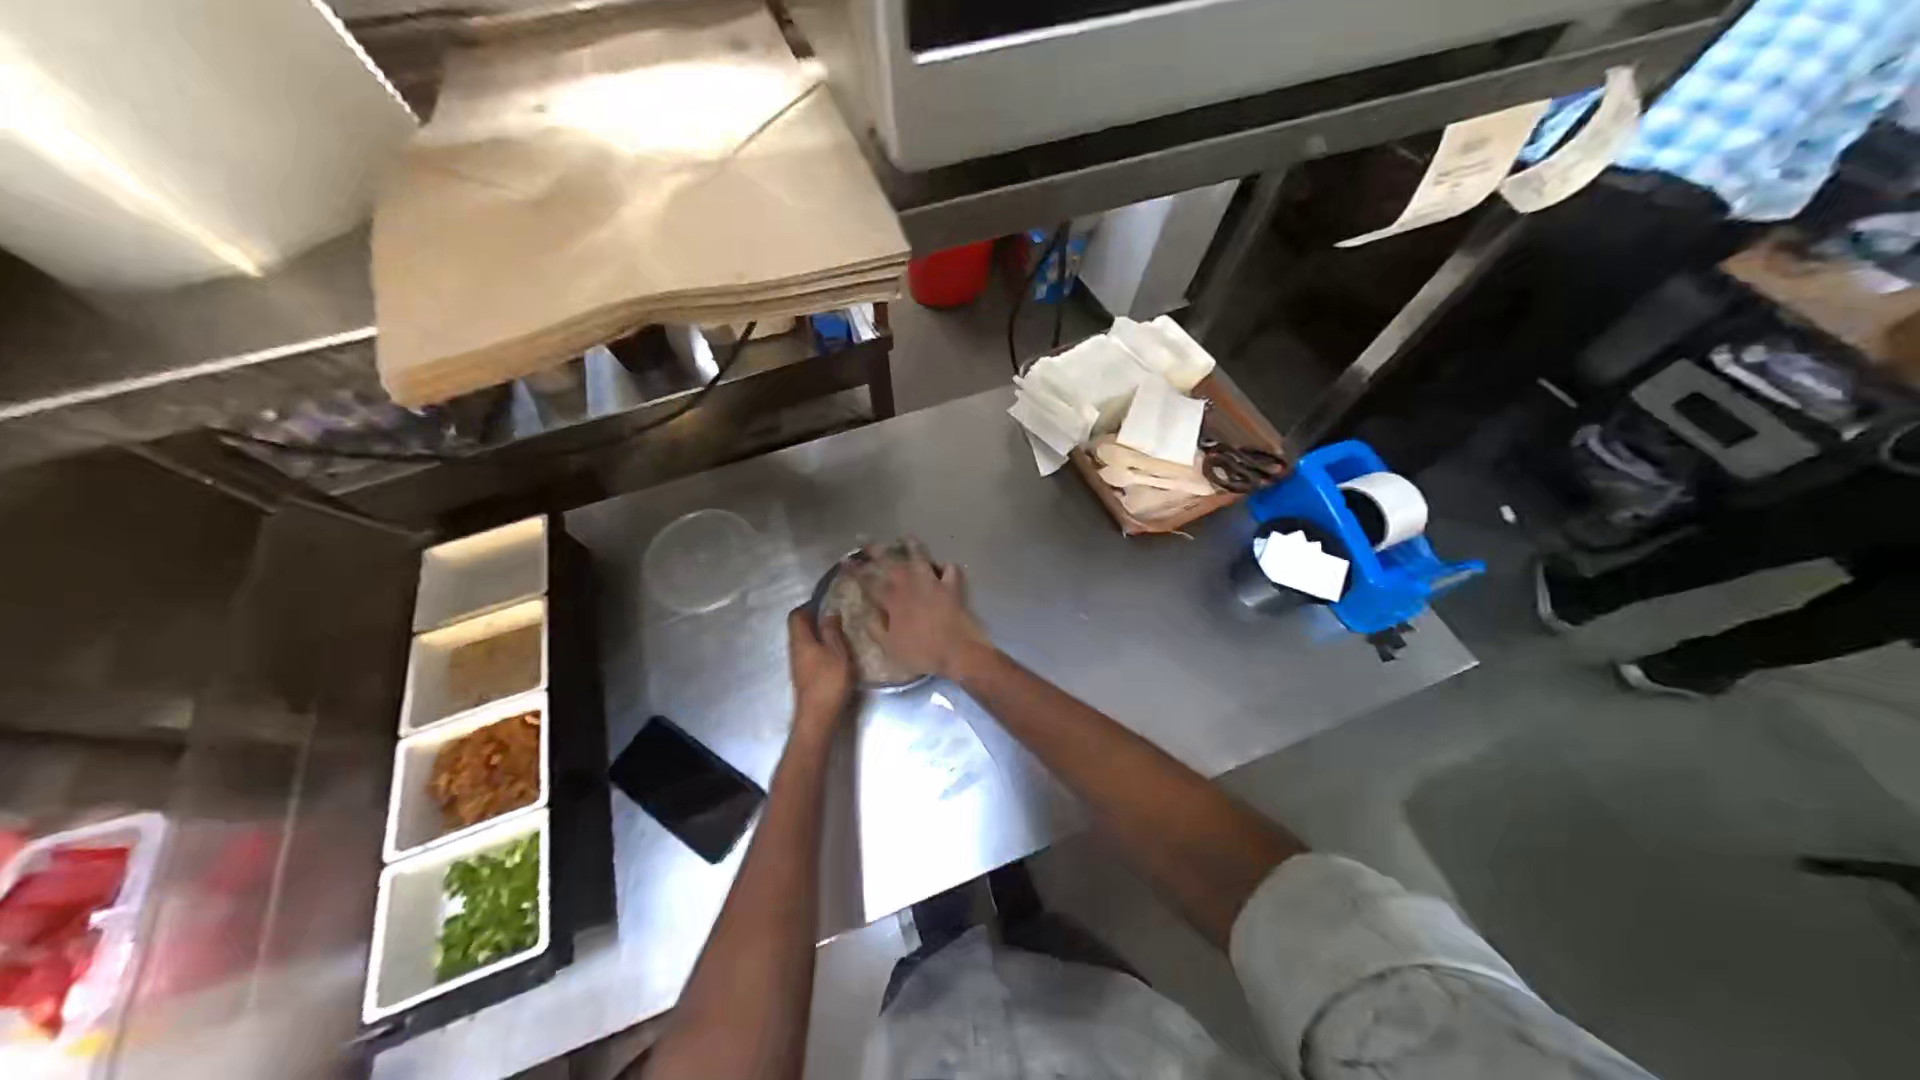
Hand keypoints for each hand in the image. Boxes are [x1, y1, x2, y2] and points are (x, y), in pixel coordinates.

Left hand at [788, 607, 852, 732]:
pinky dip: (820, 647)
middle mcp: (795, 650)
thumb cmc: (828, 681)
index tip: (826, 603)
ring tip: (838, 632)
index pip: (797, 616)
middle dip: (814, 619)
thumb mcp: (837, 652)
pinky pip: (809, 653)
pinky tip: (835, 652)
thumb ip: (832, 631)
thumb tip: (829, 612)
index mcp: (800, 640)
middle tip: (835, 616)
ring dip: (818, 634)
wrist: (817, 715)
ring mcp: (797, 664)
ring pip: (804, 641)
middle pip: (799, 628)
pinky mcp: (803, 675)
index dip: (809, 606)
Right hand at [864, 544, 991, 679]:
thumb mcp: (890, 647)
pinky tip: (943, 566)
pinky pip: (950, 570)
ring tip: (906, 536)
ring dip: (912, 546)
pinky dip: (946, 566)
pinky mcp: (952, 587)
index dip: (856, 570)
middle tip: (866, 539)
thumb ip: (876, 629)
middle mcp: (911, 585)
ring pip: (921, 558)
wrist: (956, 652)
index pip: (869, 581)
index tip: (846, 560)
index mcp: (893, 600)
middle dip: (876, 550)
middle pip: (891, 562)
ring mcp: (933, 583)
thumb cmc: (921, 653)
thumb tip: (865, 615)